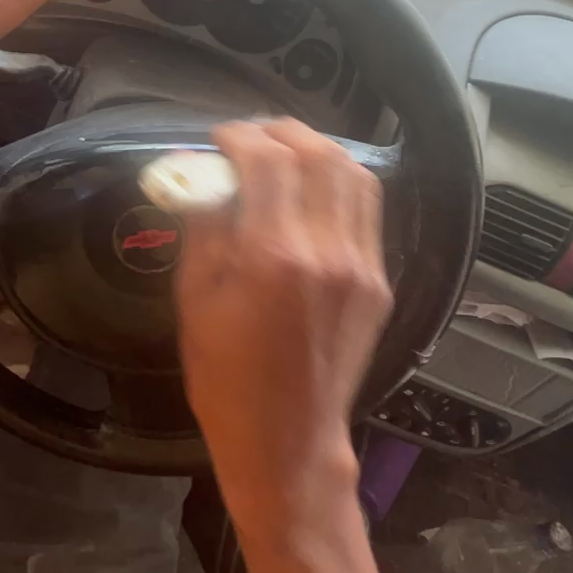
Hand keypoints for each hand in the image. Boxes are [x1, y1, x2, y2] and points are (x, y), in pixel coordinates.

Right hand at [175, 119, 390, 536]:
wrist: (287, 440)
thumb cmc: (225, 378)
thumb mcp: (194, 299)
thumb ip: (202, 228)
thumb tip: (200, 177)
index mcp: (274, 257)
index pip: (266, 161)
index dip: (238, 137)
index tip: (217, 140)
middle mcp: (327, 251)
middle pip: (318, 154)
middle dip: (280, 132)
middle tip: (249, 139)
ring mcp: (361, 266)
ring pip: (354, 174)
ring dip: (317, 150)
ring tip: (283, 155)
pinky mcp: (378, 281)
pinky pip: (365, 210)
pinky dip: (337, 184)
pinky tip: (309, 193)